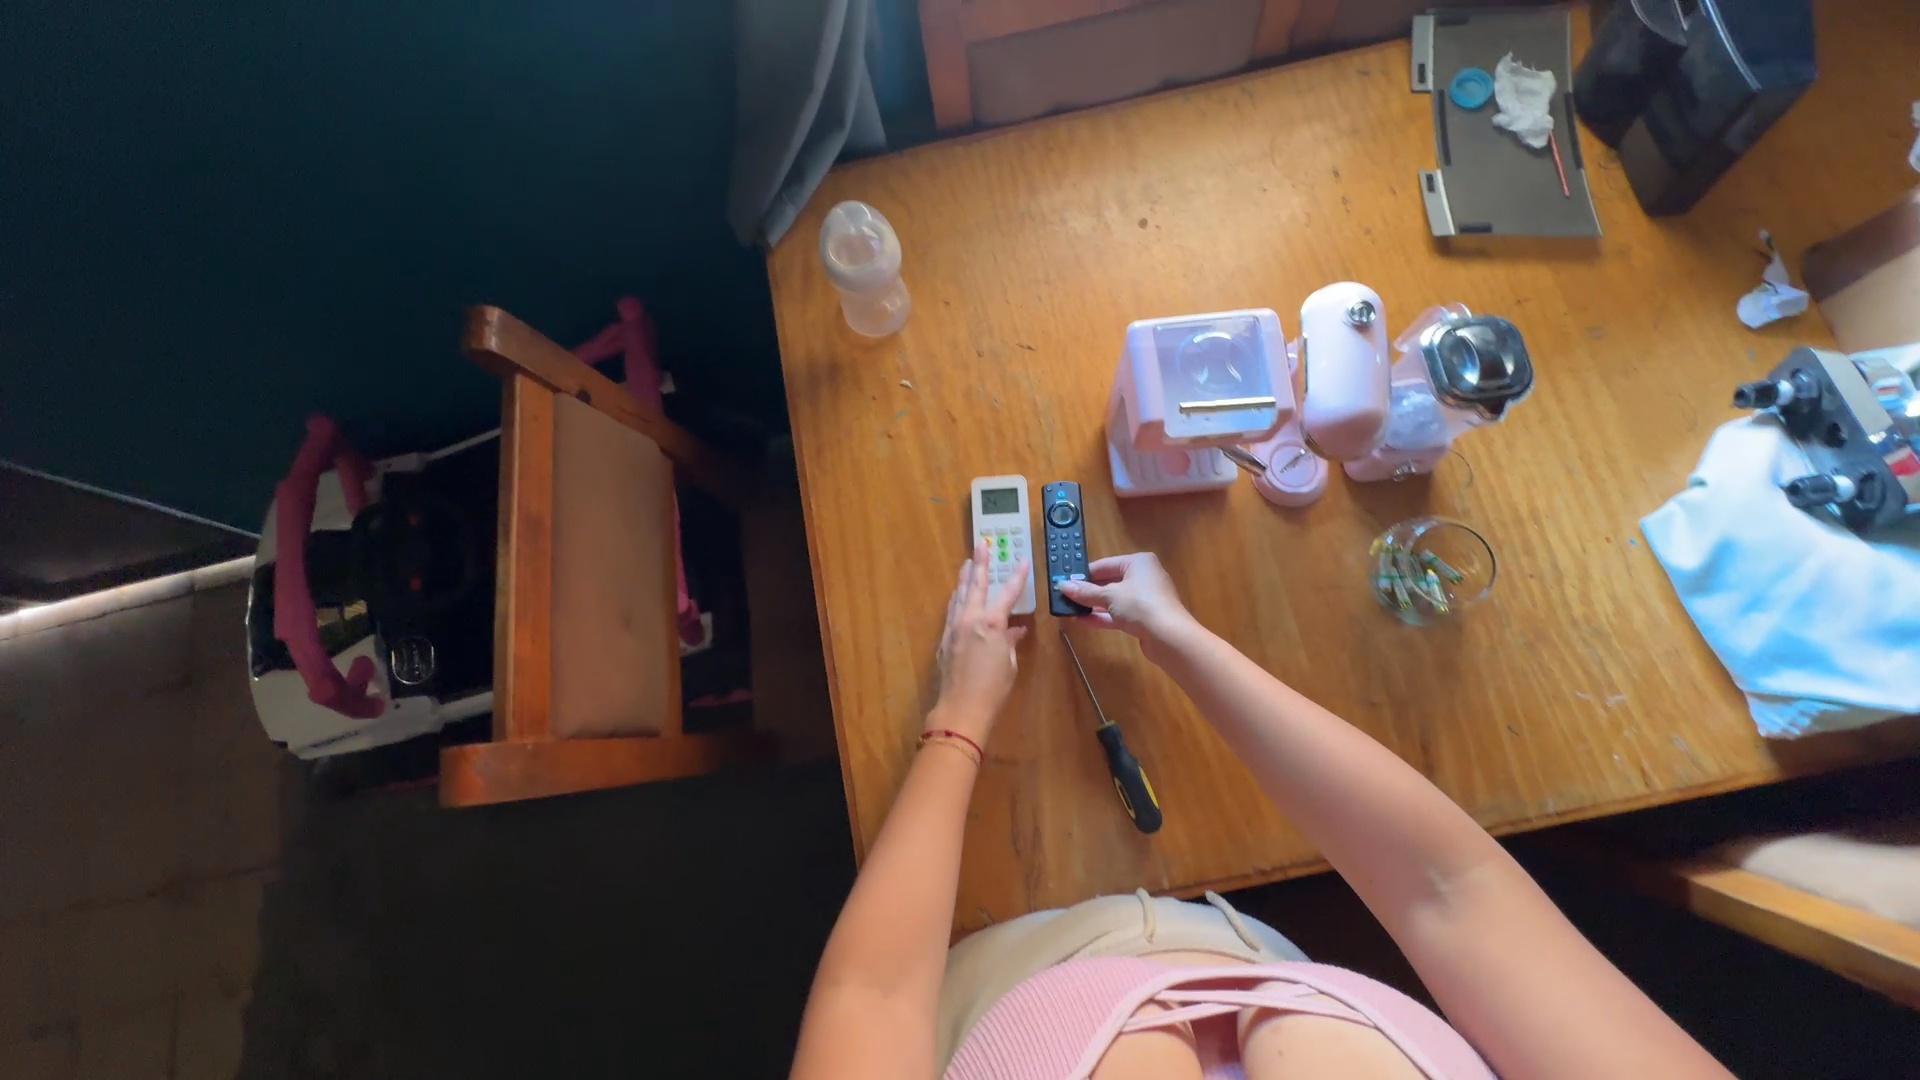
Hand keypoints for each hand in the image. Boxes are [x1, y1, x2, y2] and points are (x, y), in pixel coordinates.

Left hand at [931, 540, 1029, 743]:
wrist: (960, 708)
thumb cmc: (993, 689)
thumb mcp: (1009, 664)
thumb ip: (1010, 642)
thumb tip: (1014, 631)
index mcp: (991, 623)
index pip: (1008, 593)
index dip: (1017, 576)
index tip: (1022, 559)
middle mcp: (970, 619)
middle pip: (976, 584)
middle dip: (980, 563)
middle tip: (981, 544)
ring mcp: (954, 627)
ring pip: (960, 595)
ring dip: (965, 578)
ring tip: (968, 562)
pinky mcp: (945, 639)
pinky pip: (952, 611)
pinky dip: (957, 599)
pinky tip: (958, 595)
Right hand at [1057, 552, 1197, 658]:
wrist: (1170, 637)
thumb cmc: (1140, 605)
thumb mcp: (1109, 596)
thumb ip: (1085, 592)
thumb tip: (1062, 586)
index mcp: (1138, 563)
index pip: (1105, 564)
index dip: (1085, 573)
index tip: (1065, 581)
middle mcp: (1144, 577)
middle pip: (1110, 581)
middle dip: (1088, 591)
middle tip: (1066, 596)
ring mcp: (1145, 598)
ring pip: (1114, 599)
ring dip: (1093, 605)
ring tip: (1071, 609)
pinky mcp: (1144, 617)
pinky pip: (1119, 613)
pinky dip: (1103, 616)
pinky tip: (1084, 621)